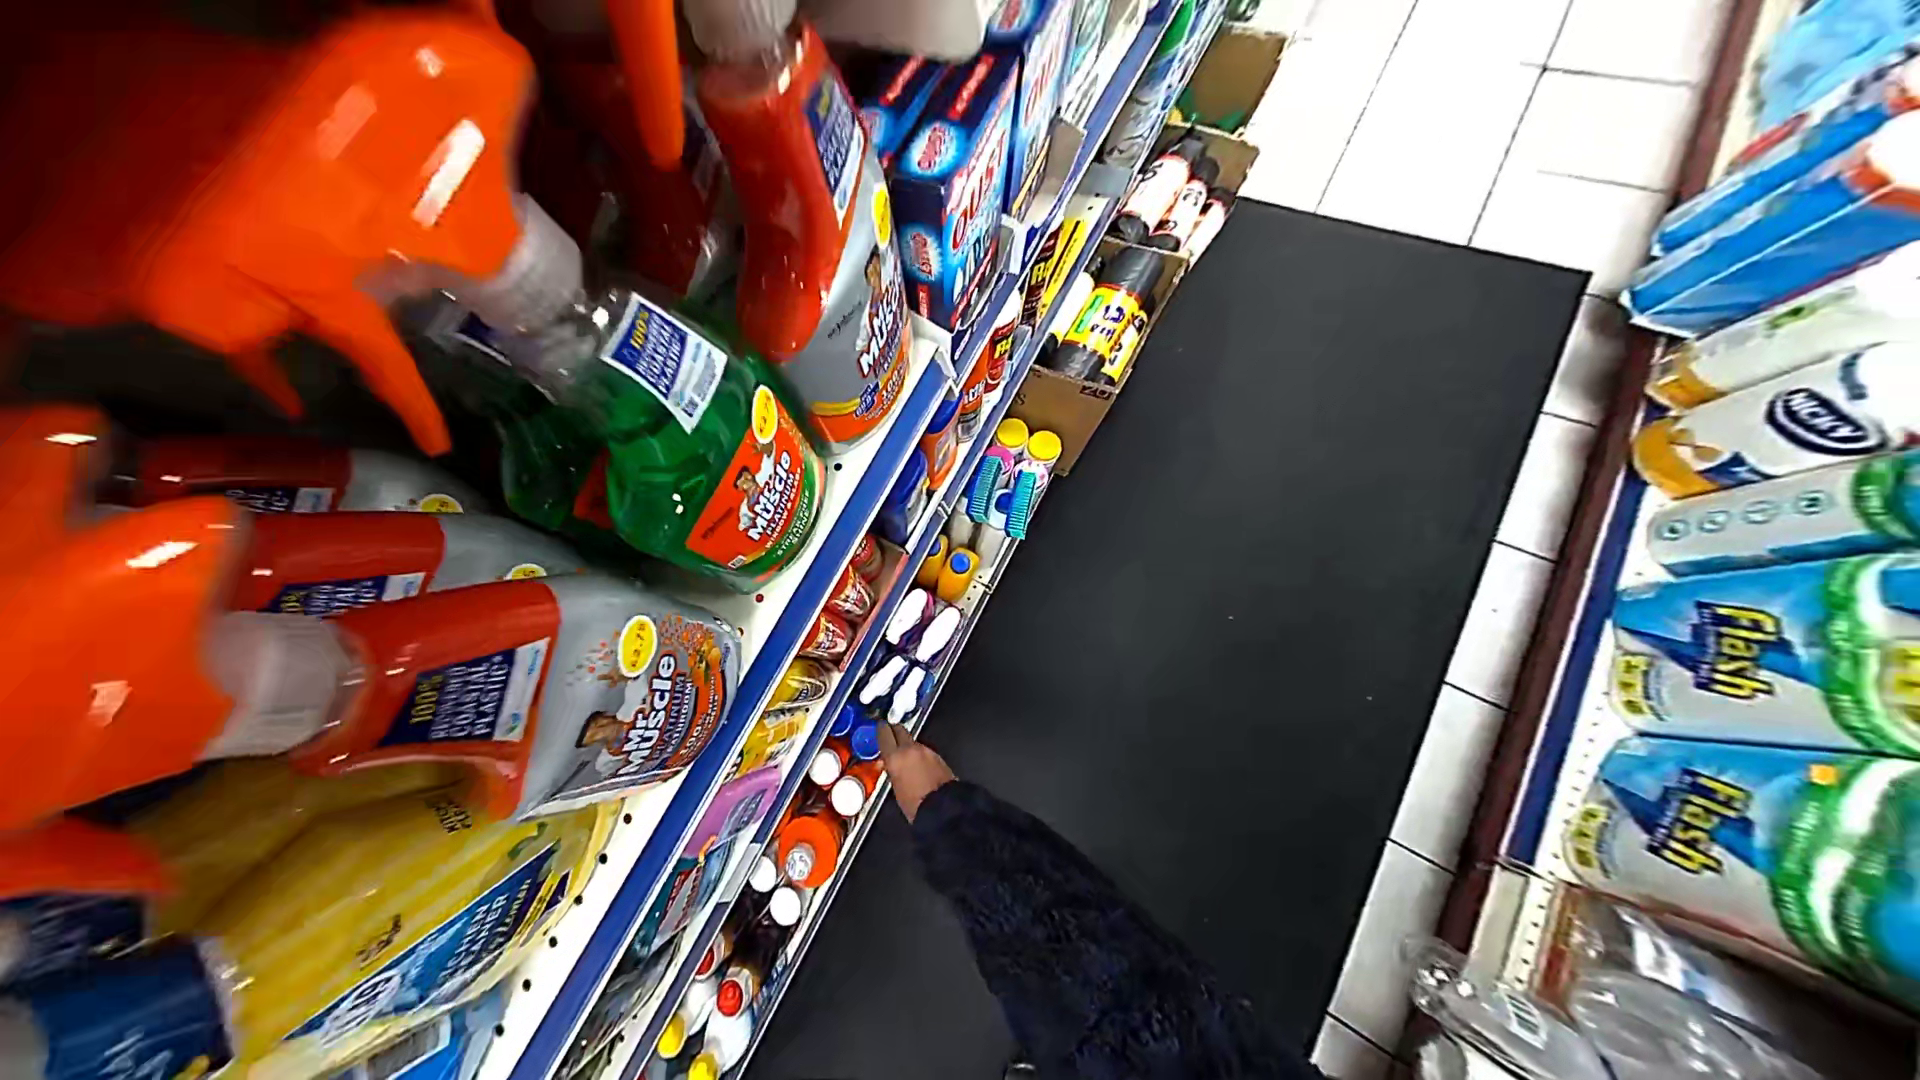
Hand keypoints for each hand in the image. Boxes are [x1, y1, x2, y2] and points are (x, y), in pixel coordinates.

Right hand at [876, 722, 954, 822]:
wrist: (943, 808)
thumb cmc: (916, 805)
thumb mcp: (895, 789)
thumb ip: (892, 771)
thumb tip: (891, 766)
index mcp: (895, 757)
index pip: (884, 733)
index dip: (881, 729)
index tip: (879, 728)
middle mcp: (911, 749)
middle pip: (900, 730)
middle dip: (894, 731)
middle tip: (890, 736)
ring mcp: (926, 751)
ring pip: (913, 741)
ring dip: (908, 746)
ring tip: (905, 758)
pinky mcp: (938, 756)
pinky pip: (924, 750)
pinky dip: (920, 754)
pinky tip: (919, 766)